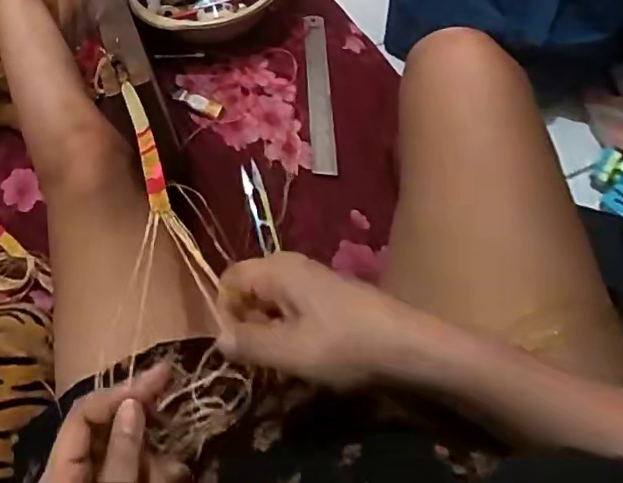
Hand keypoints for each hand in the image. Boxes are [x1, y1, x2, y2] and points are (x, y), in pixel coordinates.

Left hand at [42, 363, 185, 482]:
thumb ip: (121, 455)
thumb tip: (134, 402)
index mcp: (58, 467)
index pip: (85, 408)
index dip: (123, 390)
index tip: (162, 374)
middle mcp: (70, 469)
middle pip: (106, 427)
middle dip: (143, 425)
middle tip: (173, 419)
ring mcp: (88, 480)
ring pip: (122, 450)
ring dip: (153, 454)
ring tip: (176, 469)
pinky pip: (127, 472)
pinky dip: (149, 472)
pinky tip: (171, 475)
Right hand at [215, 251, 419, 388]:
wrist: (405, 343)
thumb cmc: (343, 344)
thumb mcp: (290, 351)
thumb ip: (249, 343)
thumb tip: (218, 337)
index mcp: (275, 268)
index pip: (229, 279)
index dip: (225, 313)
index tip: (238, 349)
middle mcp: (288, 263)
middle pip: (249, 288)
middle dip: (247, 322)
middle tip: (260, 359)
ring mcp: (309, 275)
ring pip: (270, 298)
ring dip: (268, 328)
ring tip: (283, 359)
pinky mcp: (325, 291)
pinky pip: (290, 303)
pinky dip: (288, 326)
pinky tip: (305, 351)